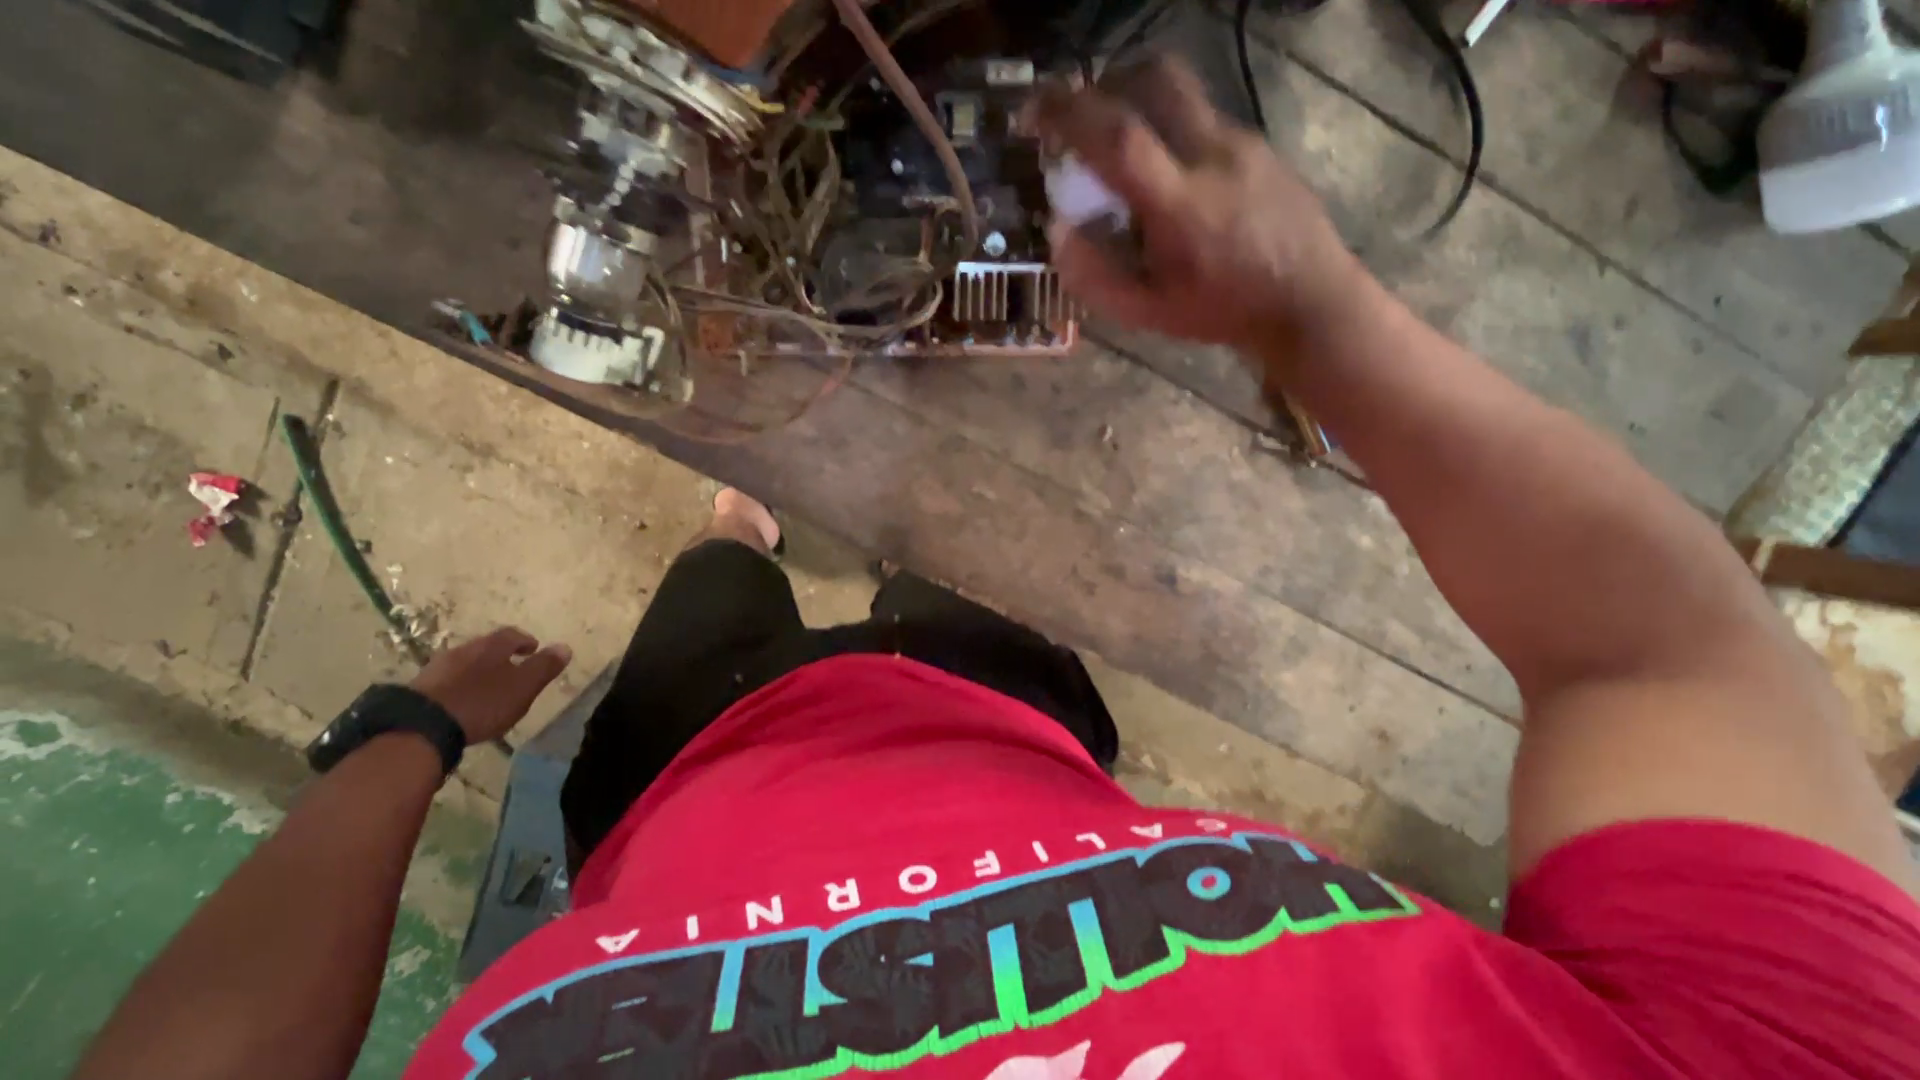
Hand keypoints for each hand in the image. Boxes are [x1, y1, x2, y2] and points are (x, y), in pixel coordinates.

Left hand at [409, 627, 571, 742]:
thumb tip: (565, 647)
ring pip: (466, 663)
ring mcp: (439, 667)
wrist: (424, 724)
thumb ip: (544, 667)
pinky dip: (461, 685)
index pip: (512, 634)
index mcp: (492, 646)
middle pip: (487, 647)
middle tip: (513, 668)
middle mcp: (465, 649)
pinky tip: (463, 701)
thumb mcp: (523, 687)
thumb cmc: (482, 703)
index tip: (533, 650)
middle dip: (501, 655)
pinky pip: (448, 680)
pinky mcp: (421, 687)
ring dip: (479, 671)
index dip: (525, 641)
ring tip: (488, 688)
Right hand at [1032, 57, 1365, 350]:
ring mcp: (1242, 142)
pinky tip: (1167, 172)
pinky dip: (1168, 128)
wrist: (1309, 301)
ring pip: (1179, 91)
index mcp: (1180, 206)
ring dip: (1136, 101)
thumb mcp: (1145, 314)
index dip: (1067, 112)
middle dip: (1103, 83)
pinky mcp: (1259, 142)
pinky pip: (1201, 116)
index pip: (1117, 135)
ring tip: (1119, 145)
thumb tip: (1056, 227)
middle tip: (1078, 114)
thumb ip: (1092, 275)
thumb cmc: (1221, 312)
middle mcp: (1213, 156)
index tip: (1032, 114)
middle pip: (1153, 78)